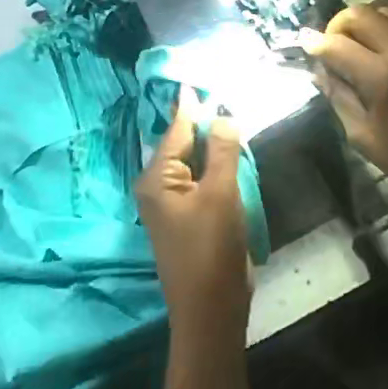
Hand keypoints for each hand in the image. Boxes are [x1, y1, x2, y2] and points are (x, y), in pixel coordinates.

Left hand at [137, 88, 251, 335]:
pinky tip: (230, 154)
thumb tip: (223, 115)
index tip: (197, 79)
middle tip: (220, 93)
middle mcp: (158, 187)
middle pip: (183, 145)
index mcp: (157, 178)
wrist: (211, 309)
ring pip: (195, 163)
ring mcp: (173, 205)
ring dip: (212, 144)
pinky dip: (216, 166)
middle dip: (202, 122)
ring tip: (227, 115)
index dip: (191, 106)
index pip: (177, 130)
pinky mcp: (189, 218)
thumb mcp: (221, 193)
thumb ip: (223, 151)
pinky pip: (201, 181)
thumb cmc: (211, 248)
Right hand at [304, 6, 387, 219]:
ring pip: (385, 11)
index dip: (314, 44)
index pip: (335, 44)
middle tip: (332, 45)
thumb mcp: (366, 138)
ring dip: (366, 26)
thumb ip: (339, 97)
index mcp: (384, 77)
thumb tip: (319, 70)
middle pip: (359, 13)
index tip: (304, 45)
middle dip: (337, 25)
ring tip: (361, 48)